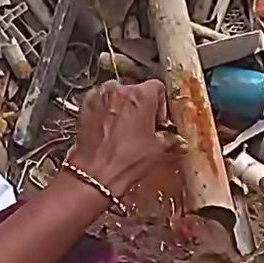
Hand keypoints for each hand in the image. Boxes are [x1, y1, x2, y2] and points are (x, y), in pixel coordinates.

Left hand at [66, 80, 183, 196]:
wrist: (96, 174)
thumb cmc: (126, 160)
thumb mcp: (156, 150)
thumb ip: (170, 139)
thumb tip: (177, 142)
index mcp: (141, 95)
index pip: (157, 87)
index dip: (161, 105)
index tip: (159, 120)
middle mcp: (119, 90)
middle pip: (135, 90)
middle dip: (140, 106)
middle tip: (143, 127)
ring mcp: (99, 96)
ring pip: (116, 95)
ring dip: (122, 107)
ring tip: (125, 129)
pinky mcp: (85, 106)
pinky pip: (100, 102)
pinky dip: (105, 111)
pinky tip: (109, 129)